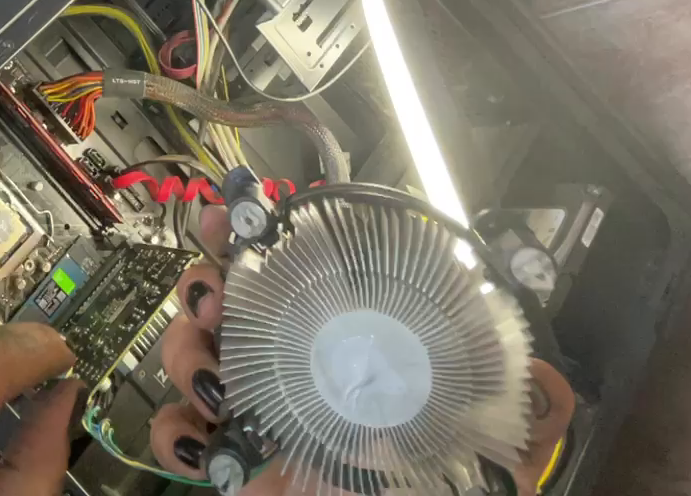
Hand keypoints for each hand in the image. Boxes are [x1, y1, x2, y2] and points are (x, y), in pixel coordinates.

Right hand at [148, 208, 575, 494]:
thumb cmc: (439, 470)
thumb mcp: (478, 414)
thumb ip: (493, 373)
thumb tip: (518, 350)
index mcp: (329, 323)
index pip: (276, 260)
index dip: (242, 229)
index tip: (227, 219)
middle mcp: (279, 350)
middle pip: (216, 293)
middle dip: (202, 284)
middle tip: (215, 302)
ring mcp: (248, 402)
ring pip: (186, 348)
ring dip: (185, 350)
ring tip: (213, 379)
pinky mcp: (227, 459)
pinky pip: (174, 433)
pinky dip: (172, 429)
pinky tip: (203, 439)